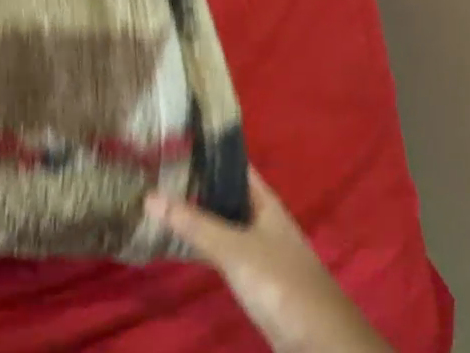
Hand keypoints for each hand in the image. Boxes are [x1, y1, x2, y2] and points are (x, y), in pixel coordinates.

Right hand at [147, 169, 392, 352]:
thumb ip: (193, 223)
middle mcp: (261, 220)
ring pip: (219, 220)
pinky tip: (173, 237)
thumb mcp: (234, 249)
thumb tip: (148, 195)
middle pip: (222, 192)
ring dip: (192, 211)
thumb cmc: (282, 282)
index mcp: (265, 203)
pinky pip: (218, 247)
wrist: (321, 343)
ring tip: (152, 194)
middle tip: (149, 165)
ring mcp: (258, 248)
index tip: (169, 137)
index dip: (204, 150)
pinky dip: (197, 240)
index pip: (232, 164)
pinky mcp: (252, 274)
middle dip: (191, 180)